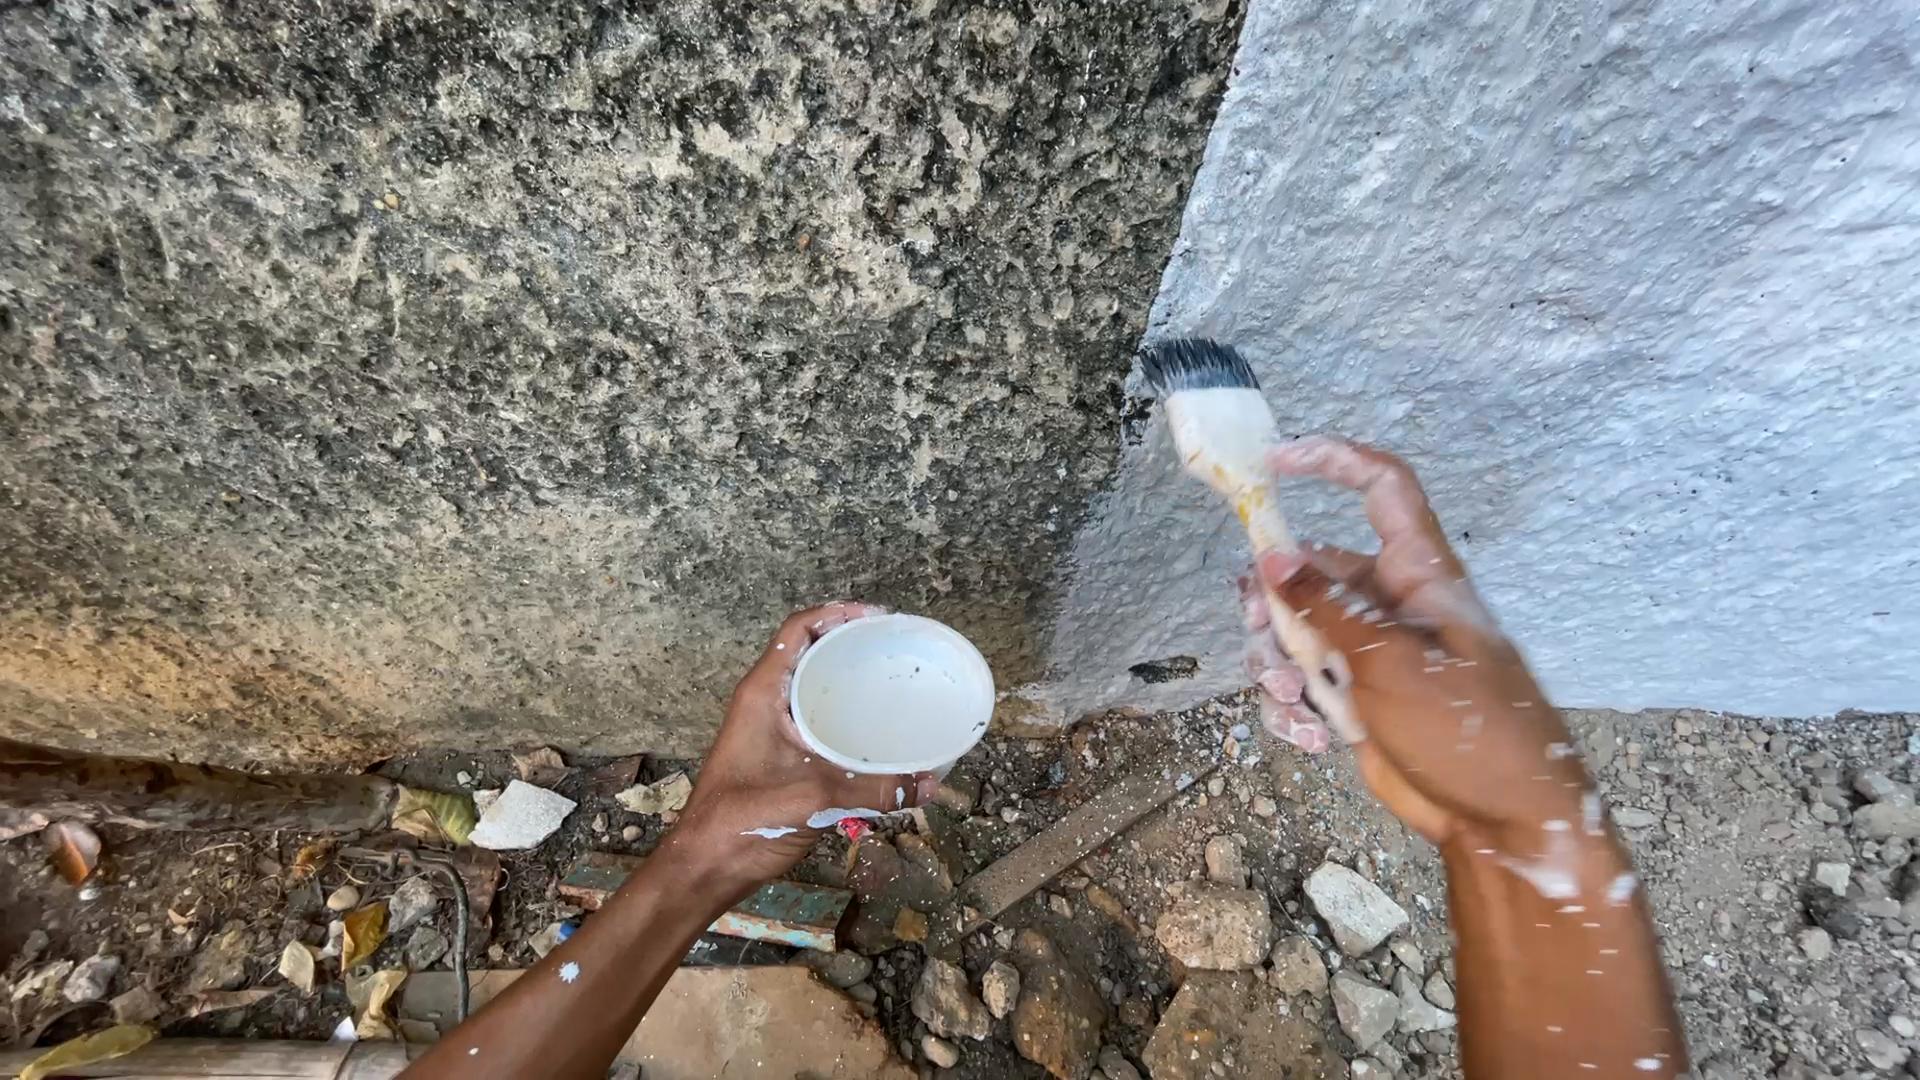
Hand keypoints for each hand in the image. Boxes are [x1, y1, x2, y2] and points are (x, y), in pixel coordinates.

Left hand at [659, 602, 939, 891]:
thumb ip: (874, 790)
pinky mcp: (777, 752)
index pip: (798, 628)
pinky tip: (871, 727)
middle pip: (808, 649)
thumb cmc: (743, 823)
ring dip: (844, 674)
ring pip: (811, 683)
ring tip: (888, 677)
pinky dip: (842, 709)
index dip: (837, 612)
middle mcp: (765, 701)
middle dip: (848, 639)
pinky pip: (814, 714)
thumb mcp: (814, 797)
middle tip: (892, 645)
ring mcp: (769, 727)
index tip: (878, 617)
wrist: (702, 869)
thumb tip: (931, 783)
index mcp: (763, 692)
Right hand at [1248, 437, 1596, 857]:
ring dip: (1277, 663)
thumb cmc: (1470, 732)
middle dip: (1274, 602)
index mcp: (1418, 576)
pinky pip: (1299, 678)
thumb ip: (1326, 608)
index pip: (1383, 488)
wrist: (1503, 826)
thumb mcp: (1392, 662)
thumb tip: (1270, 559)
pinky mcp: (1351, 694)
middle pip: (1308, 570)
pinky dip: (1291, 705)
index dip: (1332, 461)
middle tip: (1261, 630)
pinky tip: (1309, 734)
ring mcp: (1366, 650)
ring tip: (1293, 699)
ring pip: (1292, 628)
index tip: (1275, 462)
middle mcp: (1388, 603)